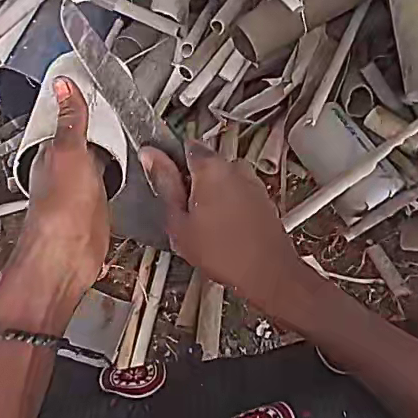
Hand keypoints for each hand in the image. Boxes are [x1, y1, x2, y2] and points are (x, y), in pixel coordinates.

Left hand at [0, 77, 108, 335]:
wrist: (68, 254)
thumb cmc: (60, 210)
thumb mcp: (70, 153)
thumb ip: (72, 120)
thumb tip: (64, 85)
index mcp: (54, 154)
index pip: (66, 119)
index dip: (77, 103)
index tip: (88, 84)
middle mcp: (66, 171)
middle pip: (82, 140)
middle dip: (93, 125)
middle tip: (108, 103)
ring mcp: (82, 190)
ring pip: (95, 160)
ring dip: (105, 148)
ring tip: (119, 130)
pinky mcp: (98, 208)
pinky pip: (108, 183)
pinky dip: (115, 173)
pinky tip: (123, 169)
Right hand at [140, 140, 311, 314]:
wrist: (267, 273)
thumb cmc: (224, 252)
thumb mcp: (179, 220)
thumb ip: (164, 182)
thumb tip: (150, 156)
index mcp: (211, 167)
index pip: (184, 145)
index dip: (169, 162)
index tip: (163, 179)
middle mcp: (235, 167)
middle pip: (204, 163)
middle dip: (191, 182)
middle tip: (182, 211)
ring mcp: (252, 182)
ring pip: (221, 180)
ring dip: (211, 194)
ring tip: (203, 225)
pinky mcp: (263, 198)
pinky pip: (238, 193)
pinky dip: (229, 205)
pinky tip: (223, 230)